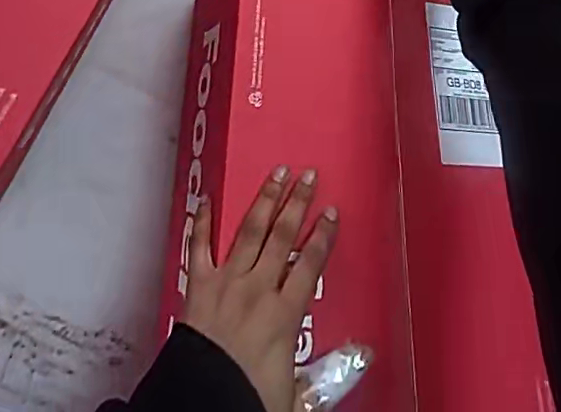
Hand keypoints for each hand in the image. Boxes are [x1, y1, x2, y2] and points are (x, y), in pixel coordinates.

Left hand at [183, 168, 338, 411]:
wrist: (196, 407)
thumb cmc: (246, 399)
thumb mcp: (292, 396)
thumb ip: (325, 375)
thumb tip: (363, 359)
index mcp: (283, 313)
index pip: (310, 263)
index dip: (323, 236)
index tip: (332, 211)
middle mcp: (257, 289)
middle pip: (282, 236)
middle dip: (298, 202)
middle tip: (309, 175)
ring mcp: (226, 283)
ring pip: (250, 232)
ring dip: (266, 200)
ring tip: (277, 173)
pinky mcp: (197, 288)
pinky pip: (199, 249)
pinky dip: (203, 223)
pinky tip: (206, 199)